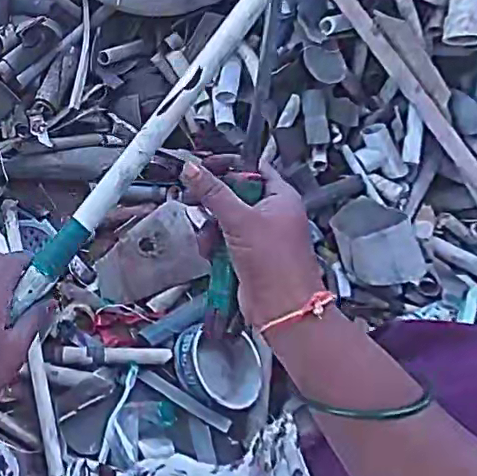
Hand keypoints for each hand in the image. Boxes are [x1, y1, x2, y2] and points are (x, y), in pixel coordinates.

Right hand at [182, 158, 325, 329]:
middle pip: (234, 193)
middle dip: (213, 201)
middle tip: (197, 200)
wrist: (282, 310)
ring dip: (211, 227)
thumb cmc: (278, 266)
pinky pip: (223, 238)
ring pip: (225, 217)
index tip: (206, 166)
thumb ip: (213, 192)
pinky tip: (213, 252)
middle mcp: (272, 213)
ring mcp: (259, 234)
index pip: (253, 168)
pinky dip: (214, 244)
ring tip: (209, 237)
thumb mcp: (240, 220)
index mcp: (281, 197)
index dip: (229, 165)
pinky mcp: (248, 253)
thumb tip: (194, 169)